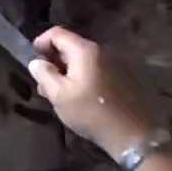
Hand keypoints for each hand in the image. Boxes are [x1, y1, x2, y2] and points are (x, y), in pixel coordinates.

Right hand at [28, 27, 158, 159]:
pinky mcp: (128, 78)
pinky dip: (87, 77)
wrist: (136, 137)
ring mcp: (119, 64)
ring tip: (65, 93)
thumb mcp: (58, 95)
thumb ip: (43, 73)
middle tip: (47, 83)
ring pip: (85, 60)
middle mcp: (104, 51)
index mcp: (86, 51)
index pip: (56, 33)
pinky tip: (85, 97)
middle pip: (71, 46)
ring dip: (71, 71)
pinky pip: (100, 69)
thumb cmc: (92, 113)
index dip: (40, 43)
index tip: (35, 63)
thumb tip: (37, 62)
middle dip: (55, 61)